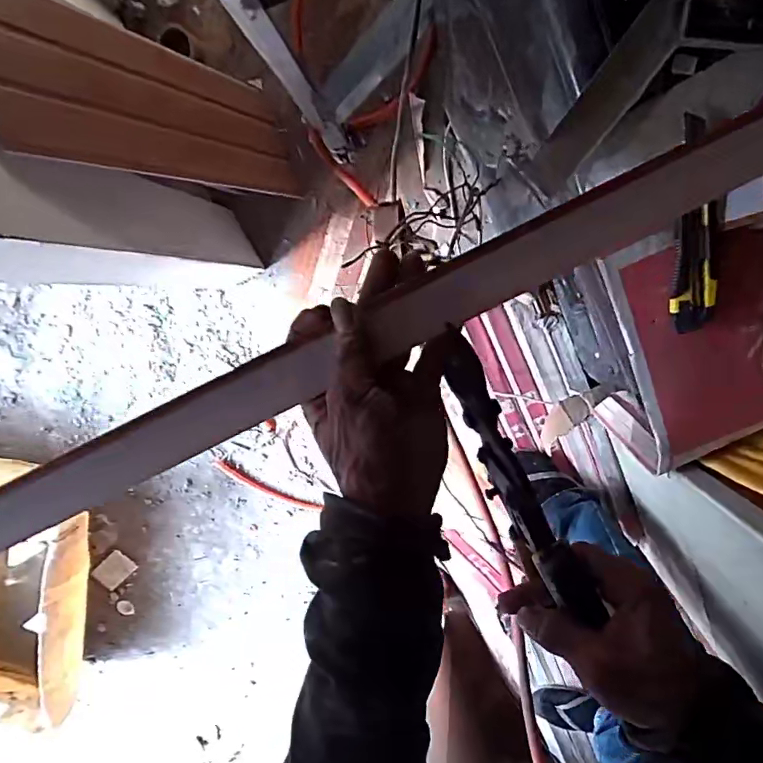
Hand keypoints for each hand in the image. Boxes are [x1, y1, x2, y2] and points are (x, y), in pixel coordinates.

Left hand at [286, 252, 457, 519]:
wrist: (399, 502)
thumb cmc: (365, 455)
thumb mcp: (350, 402)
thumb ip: (350, 355)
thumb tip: (342, 308)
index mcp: (324, 382)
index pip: (316, 338)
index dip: (325, 317)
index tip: (337, 307)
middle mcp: (355, 376)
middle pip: (363, 327)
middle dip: (376, 293)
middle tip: (392, 260)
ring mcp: (391, 383)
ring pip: (399, 336)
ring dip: (410, 306)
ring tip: (422, 270)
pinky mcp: (422, 392)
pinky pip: (431, 358)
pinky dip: (440, 337)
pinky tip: (446, 312)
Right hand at [498, 543, 717, 734]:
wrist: (689, 718)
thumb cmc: (645, 685)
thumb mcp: (595, 661)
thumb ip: (557, 632)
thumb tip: (523, 613)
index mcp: (629, 584)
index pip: (578, 556)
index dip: (544, 568)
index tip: (519, 593)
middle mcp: (630, 585)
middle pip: (577, 573)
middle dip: (542, 589)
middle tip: (511, 610)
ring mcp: (631, 604)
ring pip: (582, 593)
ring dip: (554, 605)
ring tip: (525, 621)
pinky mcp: (630, 623)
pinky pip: (593, 610)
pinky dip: (570, 618)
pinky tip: (551, 632)